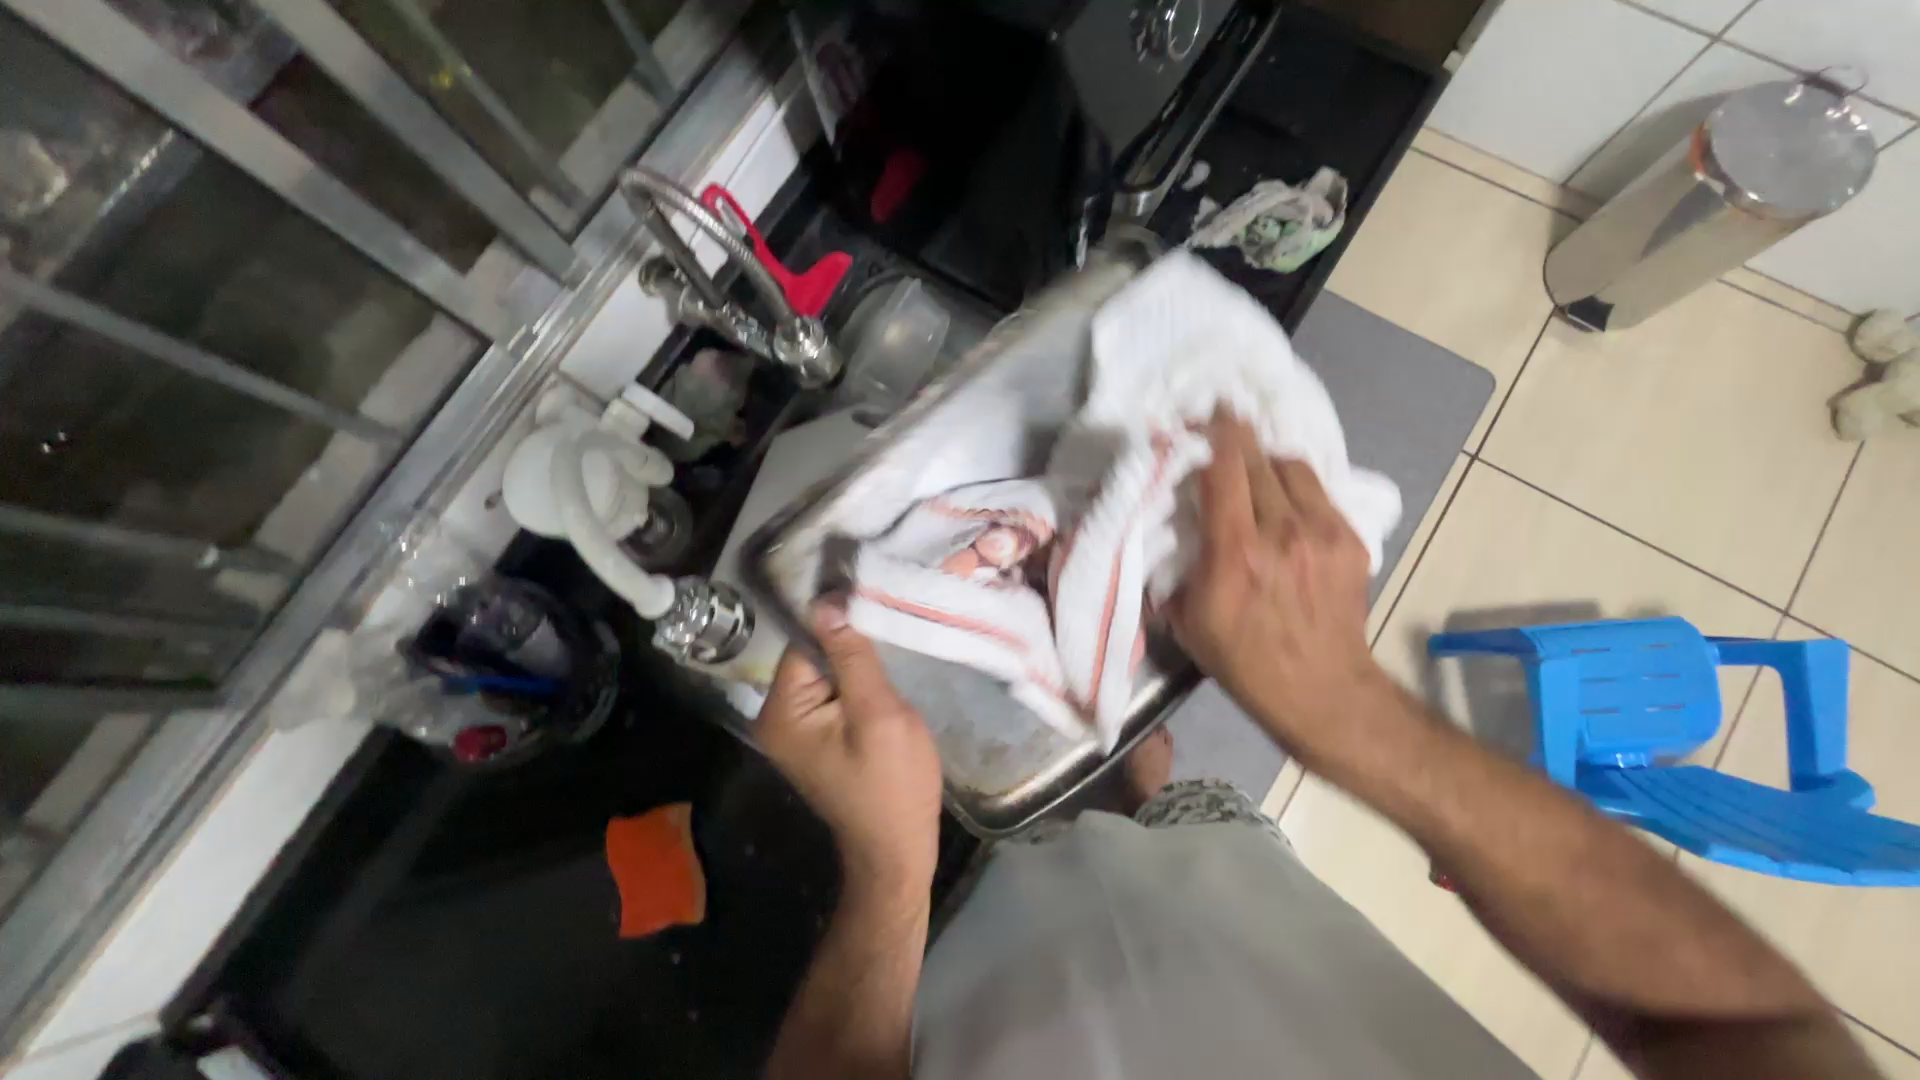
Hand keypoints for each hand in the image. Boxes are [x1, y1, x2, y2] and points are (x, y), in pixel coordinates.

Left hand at [757, 603, 943, 893]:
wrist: (896, 850)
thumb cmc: (892, 784)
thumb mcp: (878, 713)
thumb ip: (851, 656)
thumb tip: (827, 602)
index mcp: (781, 711)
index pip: (805, 642)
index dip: (842, 624)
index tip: (879, 608)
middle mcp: (775, 717)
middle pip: (813, 656)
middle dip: (851, 647)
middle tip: (893, 637)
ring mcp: (793, 731)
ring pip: (826, 675)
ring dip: (857, 666)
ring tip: (893, 660)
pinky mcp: (814, 739)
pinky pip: (832, 696)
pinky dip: (857, 688)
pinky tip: (883, 688)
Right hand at [1171, 411, 1388, 746]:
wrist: (1321, 689)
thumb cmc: (1242, 659)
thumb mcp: (1187, 619)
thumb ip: (1176, 567)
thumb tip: (1167, 529)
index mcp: (1235, 552)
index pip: (1224, 469)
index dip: (1210, 435)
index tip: (1200, 419)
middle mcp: (1281, 532)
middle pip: (1257, 459)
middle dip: (1235, 439)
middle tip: (1219, 432)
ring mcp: (1322, 533)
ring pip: (1290, 467)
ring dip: (1266, 462)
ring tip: (1253, 471)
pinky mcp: (1350, 540)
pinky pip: (1318, 490)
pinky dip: (1294, 486)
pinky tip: (1283, 502)